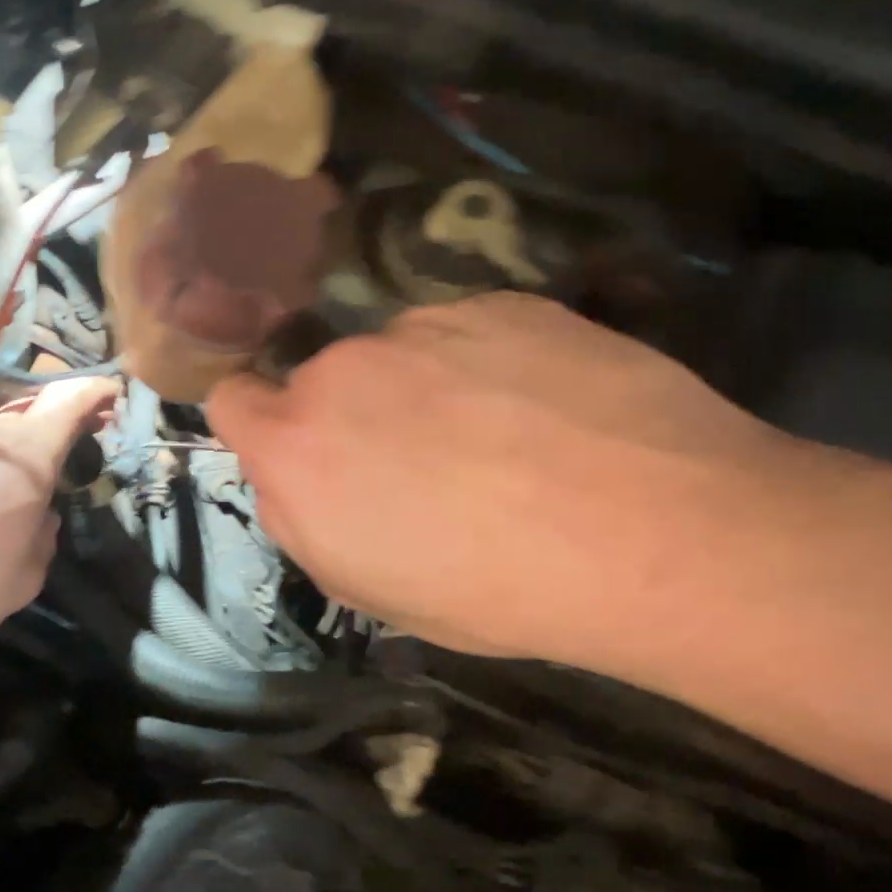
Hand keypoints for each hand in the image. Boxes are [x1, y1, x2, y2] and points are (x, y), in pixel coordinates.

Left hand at [0, 376, 120, 644]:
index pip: (71, 401)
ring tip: (5, 496)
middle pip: (24, 417)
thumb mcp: (23, 578)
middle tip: (64, 455)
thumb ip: (42, 544)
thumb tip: (38, 521)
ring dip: (1, 460)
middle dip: (50, 430)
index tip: (112, 394)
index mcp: (27, 450)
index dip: (96, 394)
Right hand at [207, 293, 804, 662]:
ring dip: (418, 387)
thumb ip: (299, 517)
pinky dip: (485, 363)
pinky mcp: (503, 303)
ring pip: (394, 354)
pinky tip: (545, 409)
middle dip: (350, 416)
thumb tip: (294, 477)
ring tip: (500, 438)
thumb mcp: (361, 586)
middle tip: (421, 465)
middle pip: (320, 381)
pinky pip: (465, 332)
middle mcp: (341, 371)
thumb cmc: (489, 587)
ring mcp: (423, 328)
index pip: (230, 398)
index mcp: (293, 445)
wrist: (660, 537)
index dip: (258, 424)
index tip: (301, 453)